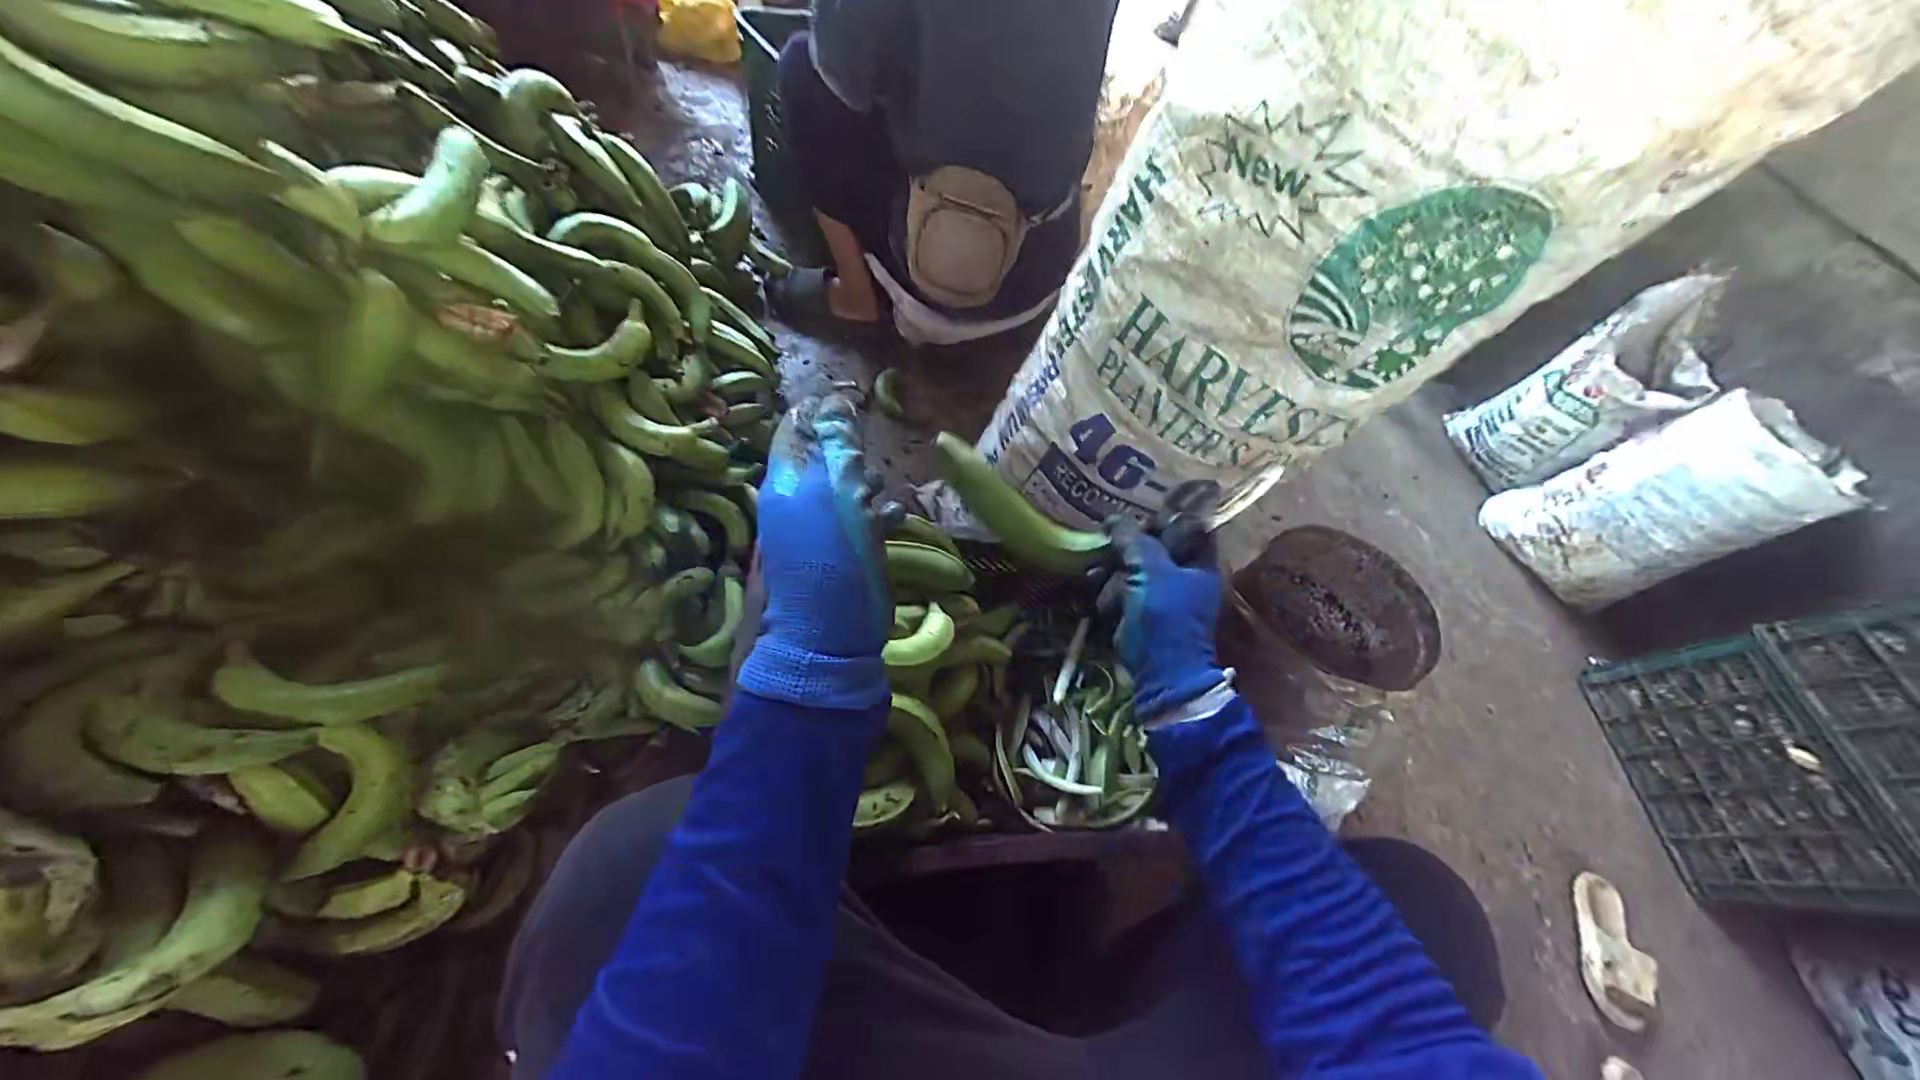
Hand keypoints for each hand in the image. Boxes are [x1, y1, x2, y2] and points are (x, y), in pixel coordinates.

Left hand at [735, 392, 891, 709]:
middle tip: (871, 451)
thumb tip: (833, 401)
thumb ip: (835, 448)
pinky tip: (893, 516)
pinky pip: (860, 517)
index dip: (821, 411)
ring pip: (844, 486)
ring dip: (865, 480)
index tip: (855, 400)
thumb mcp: (835, 495)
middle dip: (849, 448)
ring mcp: (819, 528)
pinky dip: (877, 512)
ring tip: (880, 490)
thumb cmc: (833, 559)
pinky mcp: (842, 550)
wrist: (833, 634)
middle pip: (823, 455)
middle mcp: (798, 500)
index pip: (795, 429)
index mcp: (786, 483)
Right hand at [1100, 516, 1227, 721]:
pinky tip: (1103, 602)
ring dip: (1113, 574)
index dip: (1160, 521)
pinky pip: (1123, 592)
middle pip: (1152, 547)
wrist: (1160, 672)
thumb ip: (1133, 540)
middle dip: (1125, 550)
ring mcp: (1162, 596)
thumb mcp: (1150, 570)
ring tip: (1097, 579)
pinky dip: (1111, 595)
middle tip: (1107, 548)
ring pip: (1132, 569)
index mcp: (1200, 563)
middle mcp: (1184, 576)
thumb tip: (1113, 518)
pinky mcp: (1142, 613)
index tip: (1134, 523)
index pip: (1184, 526)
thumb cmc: (1164, 616)